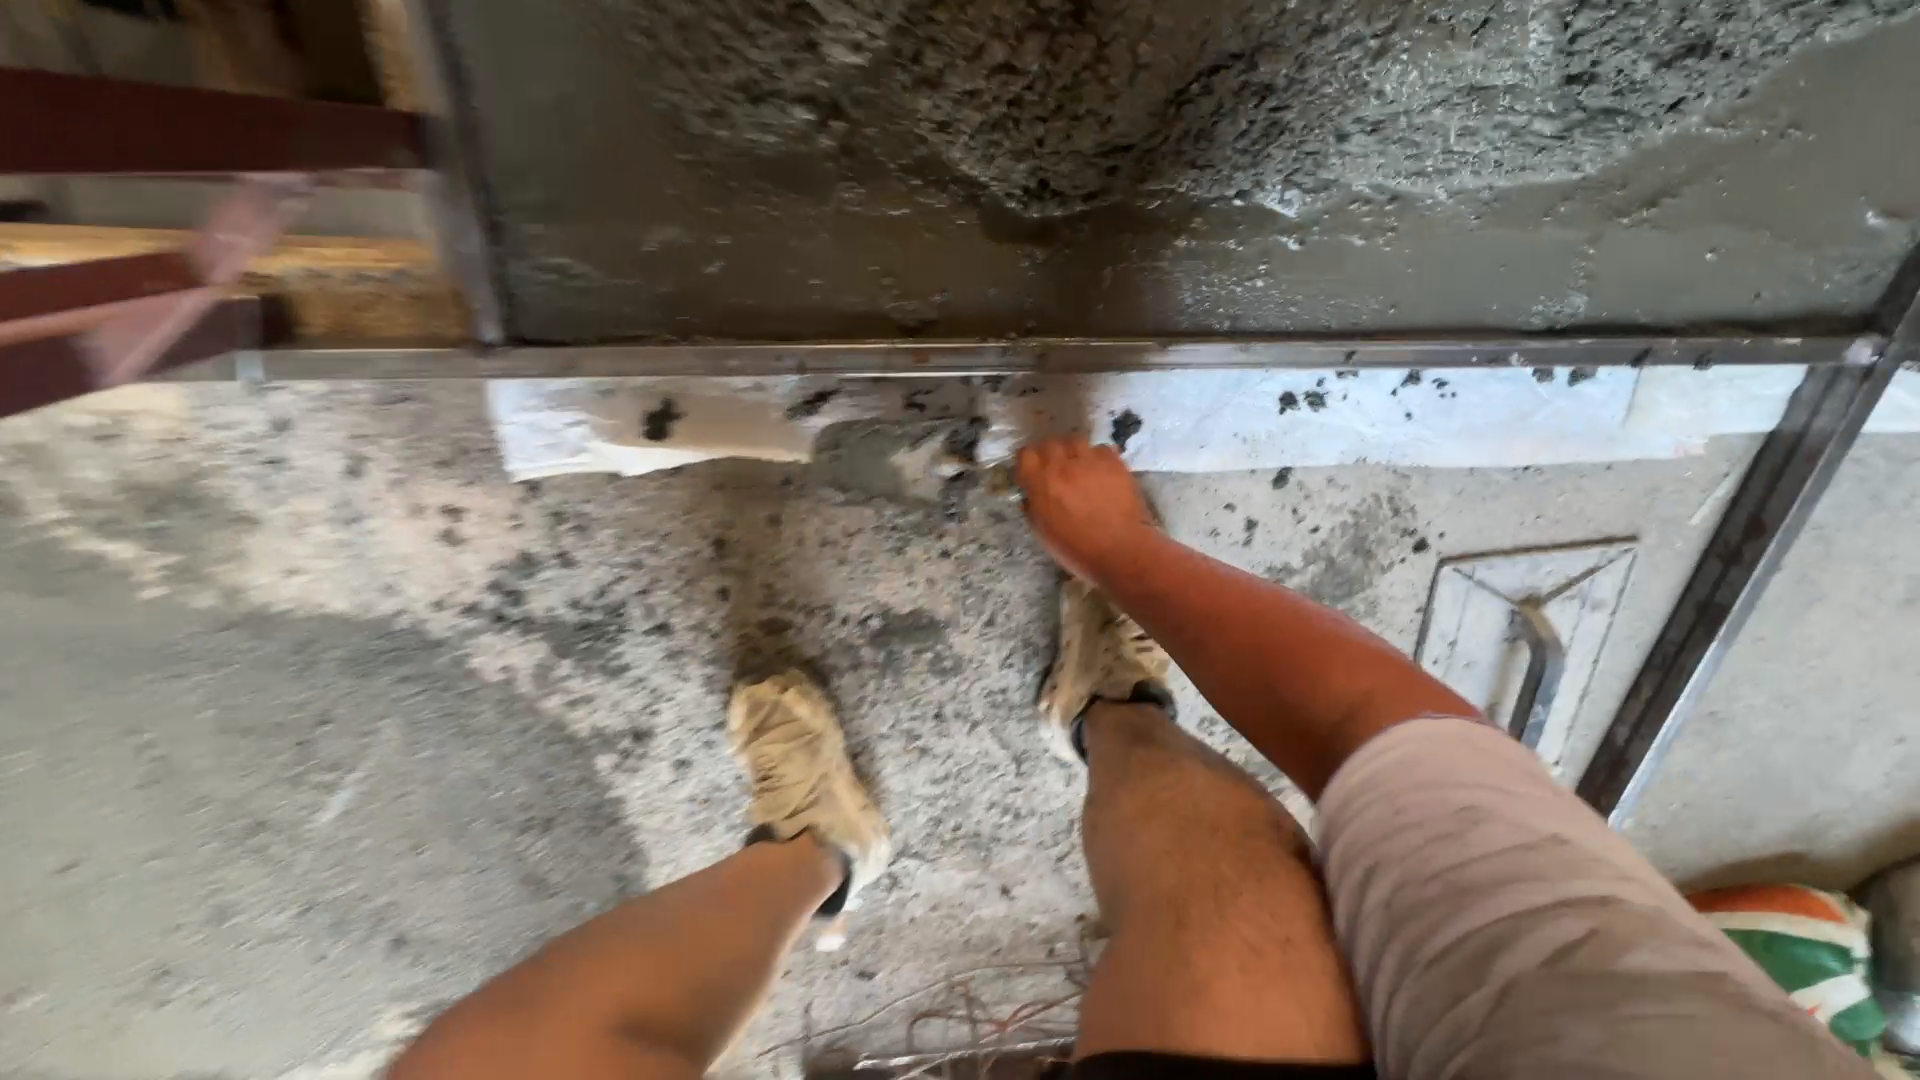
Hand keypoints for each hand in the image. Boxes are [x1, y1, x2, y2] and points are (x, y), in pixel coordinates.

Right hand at [1015, 435, 1157, 582]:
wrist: (1120, 550)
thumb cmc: (1076, 549)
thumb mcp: (1042, 533)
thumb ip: (1033, 508)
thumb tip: (1031, 496)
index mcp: (1040, 483)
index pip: (1025, 454)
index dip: (1028, 462)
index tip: (1032, 472)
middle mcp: (1062, 465)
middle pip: (1049, 443)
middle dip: (1049, 454)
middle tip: (1055, 469)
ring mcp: (1090, 461)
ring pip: (1075, 441)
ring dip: (1073, 451)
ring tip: (1078, 466)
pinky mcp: (1114, 463)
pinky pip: (1101, 449)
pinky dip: (1097, 457)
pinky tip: (1100, 472)